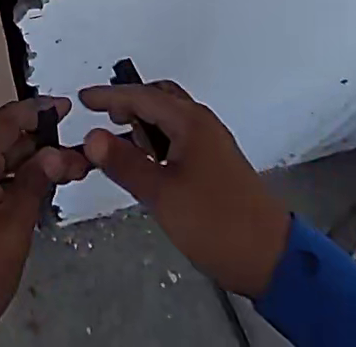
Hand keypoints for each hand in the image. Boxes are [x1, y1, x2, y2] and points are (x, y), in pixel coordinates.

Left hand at [0, 97, 91, 333]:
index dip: (38, 111)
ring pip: (4, 158)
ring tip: (69, 170)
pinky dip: (19, 178)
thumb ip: (36, 182)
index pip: (8, 120)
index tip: (64, 107)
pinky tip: (43, 186)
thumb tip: (56, 154)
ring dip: (34, 163)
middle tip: (78, 155)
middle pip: (7, 139)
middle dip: (44, 144)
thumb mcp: (14, 225)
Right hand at [80, 81, 290, 298]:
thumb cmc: (215, 222)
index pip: (141, 96)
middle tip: (104, 117)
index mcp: (190, 122)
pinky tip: (146, 162)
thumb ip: (125, 163)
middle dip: (129, 103)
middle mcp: (201, 123)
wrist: (271, 258)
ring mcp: (211, 142)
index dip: (109, 96)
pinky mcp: (215, 162)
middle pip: (159, 97)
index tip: (84, 99)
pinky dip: (157, 138)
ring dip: (144, 121)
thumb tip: (92, 137)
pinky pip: (178, 135)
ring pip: (170, 117)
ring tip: (120, 142)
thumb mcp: (162, 194)